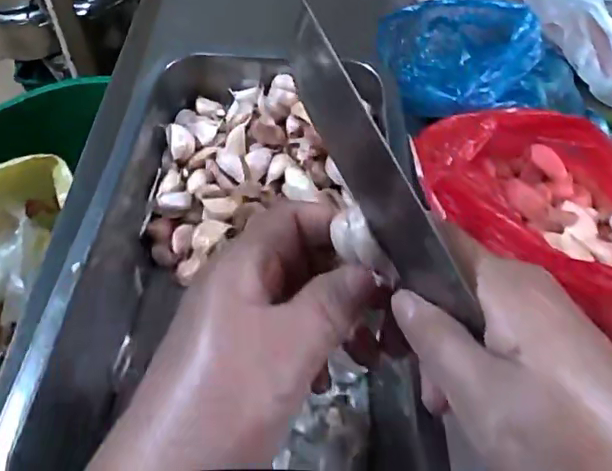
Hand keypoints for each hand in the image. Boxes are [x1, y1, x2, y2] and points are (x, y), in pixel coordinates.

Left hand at [91, 202, 381, 470]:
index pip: (294, 215)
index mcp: (242, 261)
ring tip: (370, 349)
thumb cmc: (226, 397)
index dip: (336, 223)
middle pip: (299, 254)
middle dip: (345, 276)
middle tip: (384, 305)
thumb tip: (372, 268)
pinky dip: (315, 342)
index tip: (378, 251)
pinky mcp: (236, 357)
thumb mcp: (291, 346)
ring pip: (297, 295)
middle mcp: (238, 281)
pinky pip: (285, 330)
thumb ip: (335, 299)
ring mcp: (235, 320)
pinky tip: (331, 375)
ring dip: (336, 314)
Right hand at [391, 231, 611, 470]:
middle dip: (432, 324)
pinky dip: (487, 359)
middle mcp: (527, 278)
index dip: (404, 255)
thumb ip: (434, 337)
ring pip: (482, 311)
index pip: (441, 236)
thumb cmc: (555, 427)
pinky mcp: (565, 337)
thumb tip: (400, 291)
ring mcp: (550, 307)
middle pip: (459, 281)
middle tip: (426, 387)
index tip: (375, 290)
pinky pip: (509, 330)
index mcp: (503, 277)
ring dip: (457, 350)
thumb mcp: (478, 392)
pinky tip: (490, 404)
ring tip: (453, 407)